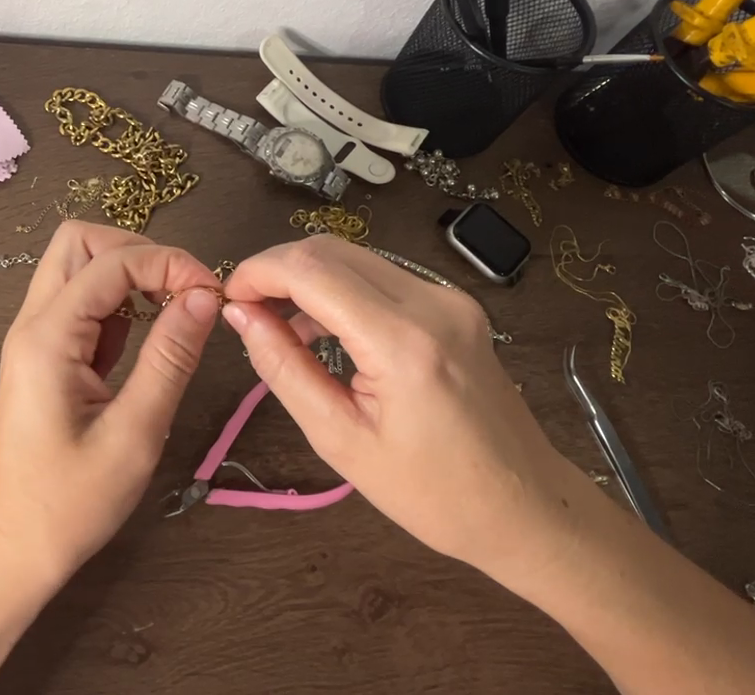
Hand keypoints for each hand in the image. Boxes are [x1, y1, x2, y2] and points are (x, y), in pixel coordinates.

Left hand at [0, 220, 223, 610]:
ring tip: (173, 312)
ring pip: (77, 266)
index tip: (213, 294)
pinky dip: (117, 303)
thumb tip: (205, 296)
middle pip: (80, 242)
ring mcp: (34, 337)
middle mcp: (33, 323)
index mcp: (47, 336)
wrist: (10, 552)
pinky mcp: (44, 355)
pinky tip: (145, 339)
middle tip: (183, 291)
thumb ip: (170, 357)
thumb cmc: (69, 504)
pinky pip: (80, 303)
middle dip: (138, 251)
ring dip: (127, 274)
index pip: (111, 261)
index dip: (168, 263)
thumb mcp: (134, 433)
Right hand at [221, 235, 592, 579]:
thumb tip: (239, 315)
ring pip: (353, 256)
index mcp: (403, 341)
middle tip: (245, 309)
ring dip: (305, 277)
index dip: (258, 272)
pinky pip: (379, 276)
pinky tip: (321, 327)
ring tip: (275, 322)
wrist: (526, 506)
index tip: (228, 298)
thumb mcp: (341, 440)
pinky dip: (338, 288)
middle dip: (276, 269)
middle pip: (330, 249)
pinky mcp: (453, 303)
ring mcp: (447, 297)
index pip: (311, 269)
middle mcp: (430, 301)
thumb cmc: (431, 493)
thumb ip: (284, 368)